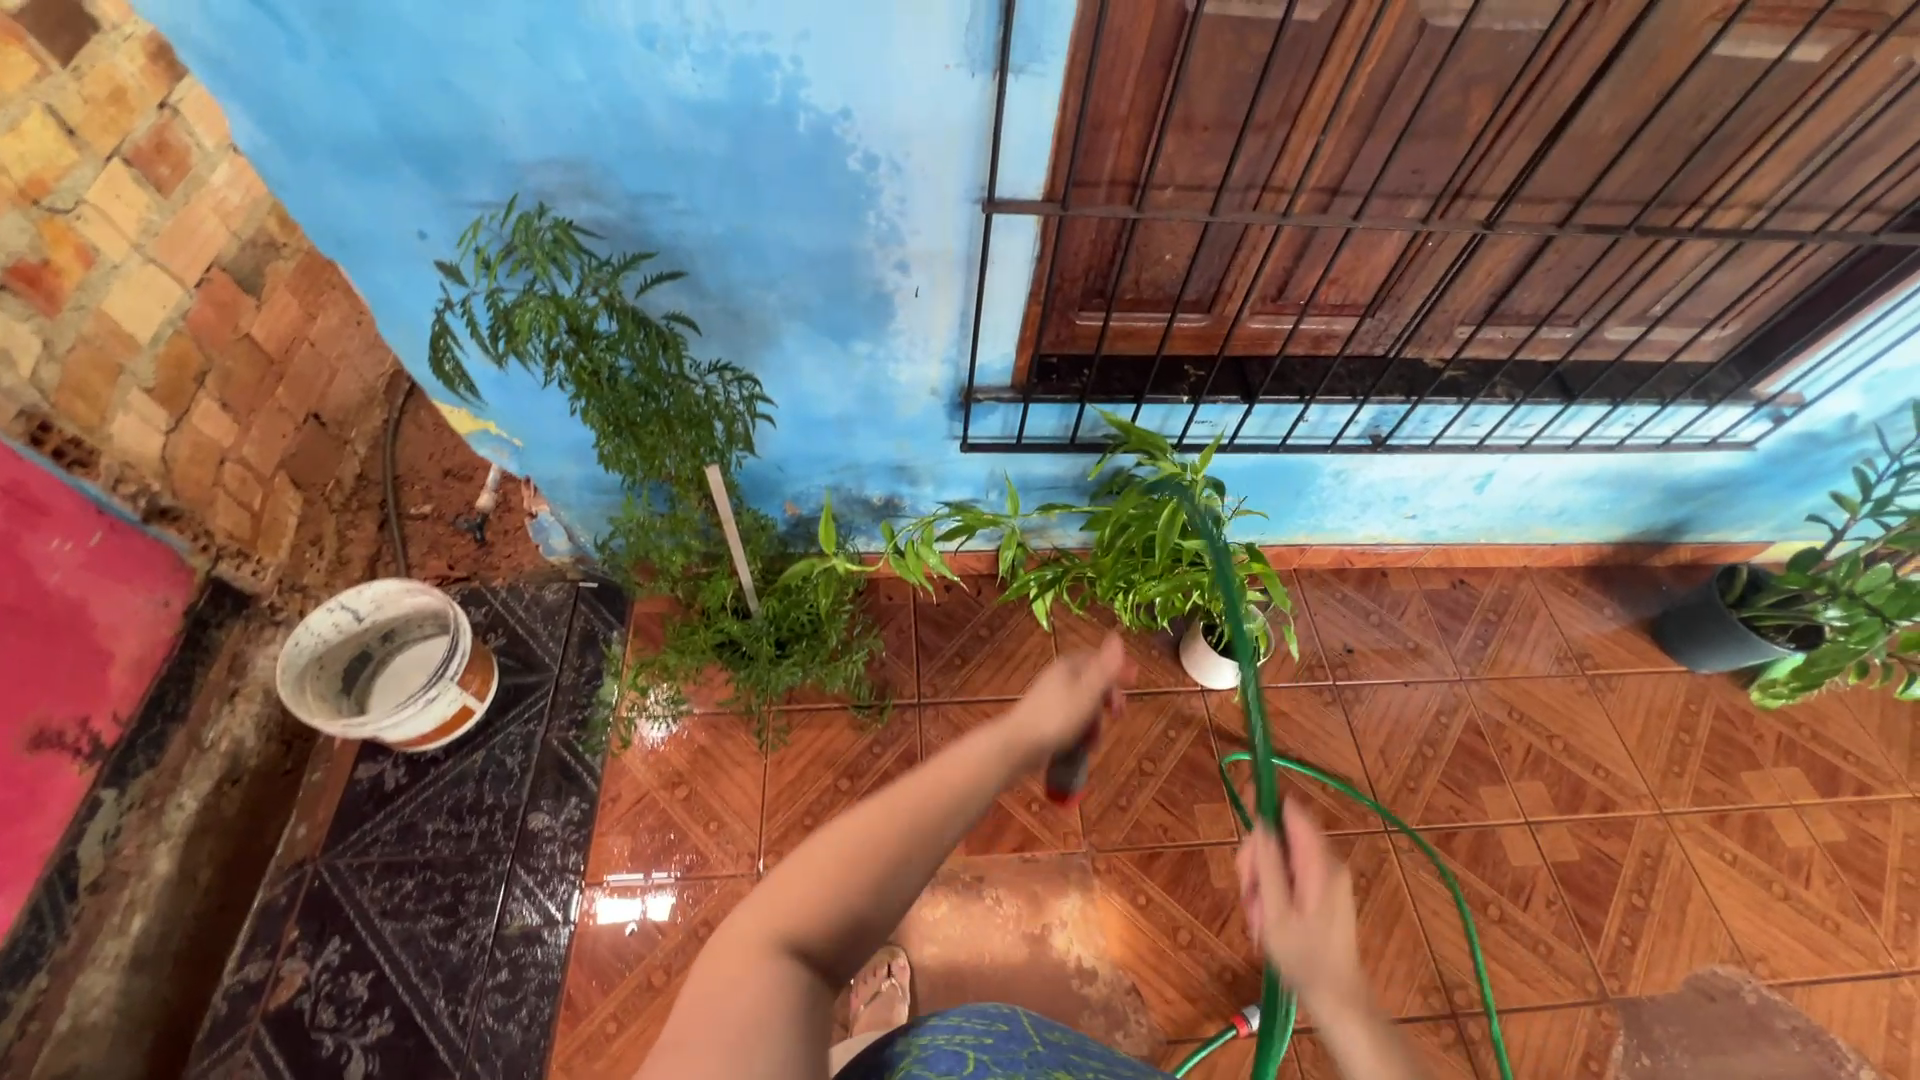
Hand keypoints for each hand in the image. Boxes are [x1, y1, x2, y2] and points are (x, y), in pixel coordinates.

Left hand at [997, 633, 1130, 770]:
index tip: (1133, 683)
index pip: (1099, 659)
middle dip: (1107, 701)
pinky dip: (1080, 729)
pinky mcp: (1045, 716)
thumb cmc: (1058, 718)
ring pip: (1083, 704)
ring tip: (1095, 740)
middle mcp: (1059, 677)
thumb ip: (1105, 668)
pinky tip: (1082, 746)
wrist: (1020, 743)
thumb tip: (1118, 637)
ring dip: (1095, 721)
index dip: (1117, 670)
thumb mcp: (1088, 692)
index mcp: (1069, 666)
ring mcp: (1050, 697)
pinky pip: (1071, 718)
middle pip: (1092, 684)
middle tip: (1119, 715)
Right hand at [1237, 797, 1366, 1012]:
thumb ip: (1268, 864)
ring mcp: (1325, 878)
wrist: (1337, 998)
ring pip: (1280, 858)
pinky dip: (1272, 893)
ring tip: (1258, 917)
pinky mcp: (1321, 893)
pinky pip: (1289, 876)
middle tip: (1248, 892)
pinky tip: (1267, 920)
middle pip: (1280, 837)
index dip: (1266, 805)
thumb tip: (1261, 824)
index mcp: (1319, 863)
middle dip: (1256, 859)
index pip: (1292, 812)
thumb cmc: (1304, 956)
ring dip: (1261, 882)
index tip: (1243, 812)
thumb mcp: (1276, 911)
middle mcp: (1326, 863)